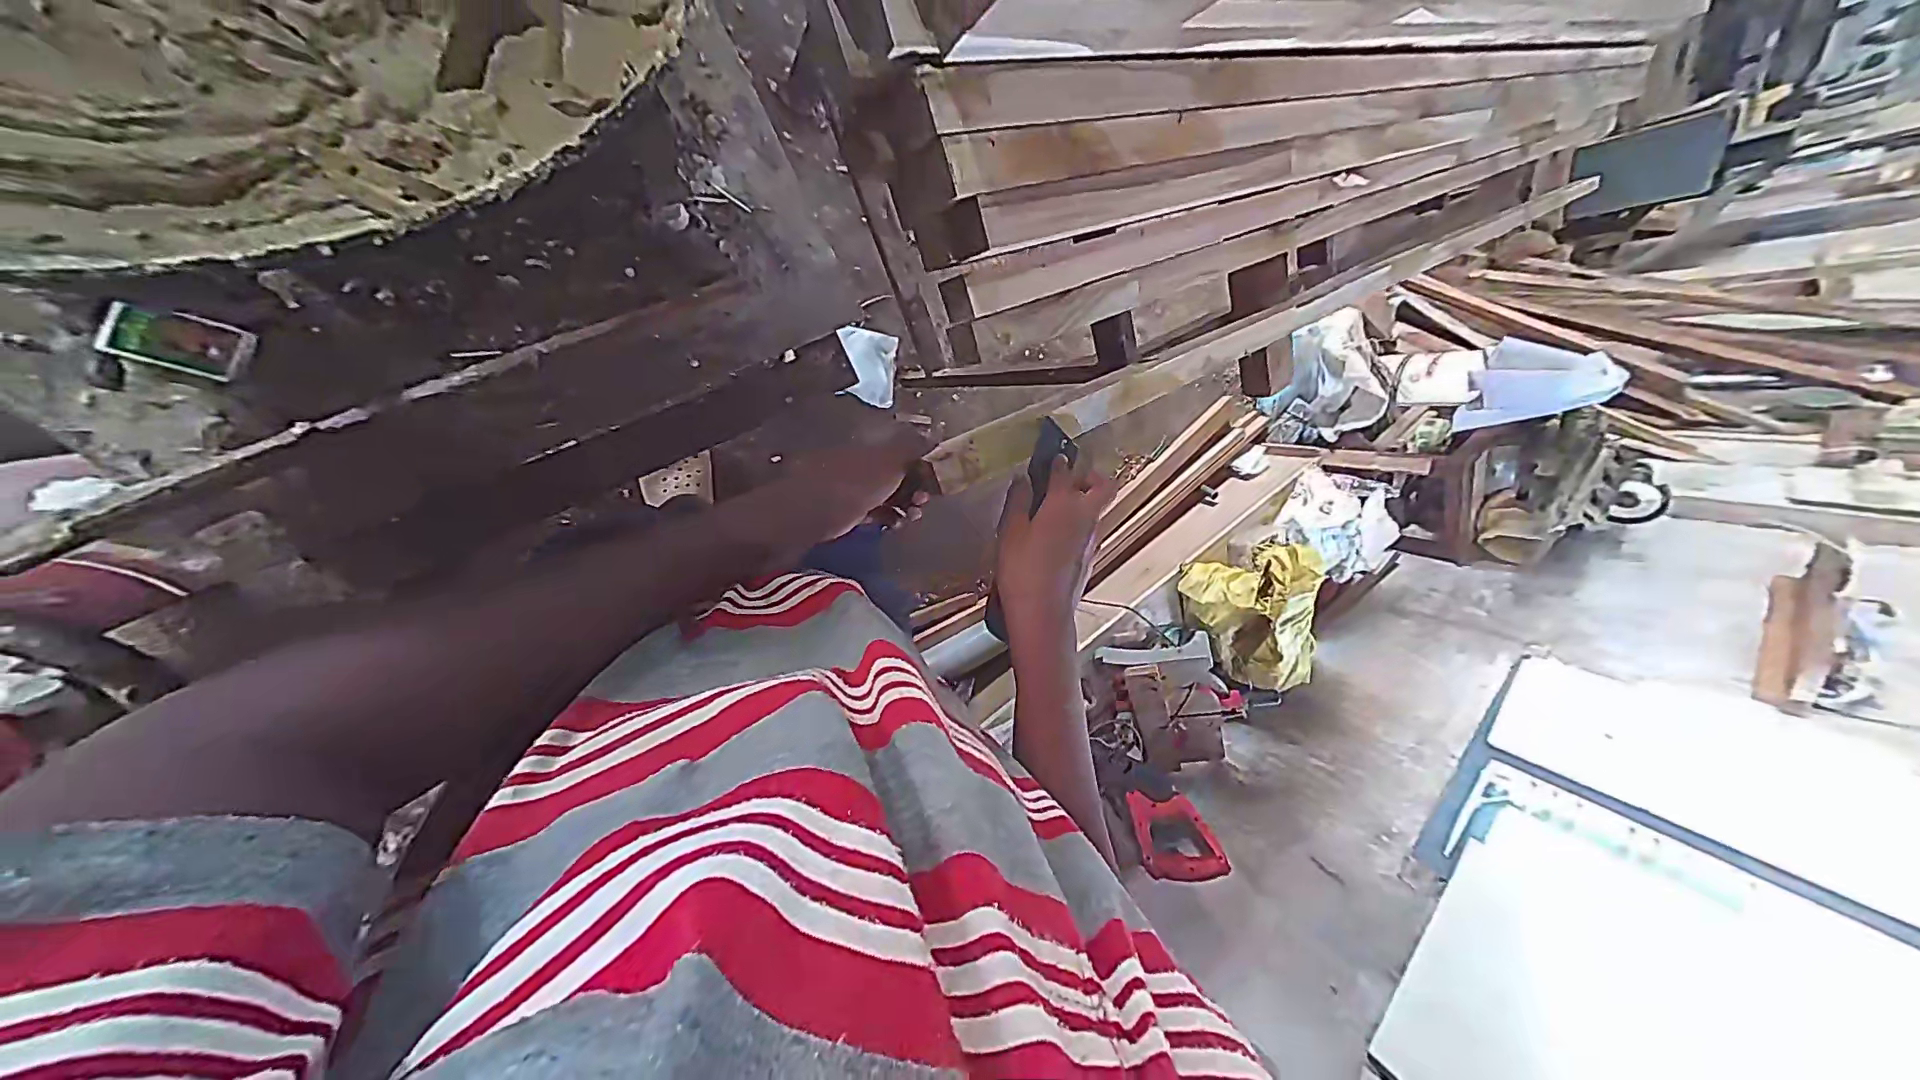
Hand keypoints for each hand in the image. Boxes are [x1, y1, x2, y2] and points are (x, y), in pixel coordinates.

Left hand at [727, 421, 932, 557]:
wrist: (794, 523)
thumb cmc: (843, 491)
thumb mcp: (883, 466)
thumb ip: (909, 448)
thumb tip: (933, 431)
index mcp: (863, 446)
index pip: (900, 447)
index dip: (921, 462)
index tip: (937, 481)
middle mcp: (851, 462)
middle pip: (891, 470)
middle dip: (913, 485)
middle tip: (925, 503)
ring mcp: (840, 487)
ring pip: (879, 492)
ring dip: (900, 503)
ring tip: (911, 518)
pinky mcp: (832, 512)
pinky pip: (866, 510)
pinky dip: (882, 516)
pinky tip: (890, 526)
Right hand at [994, 454, 1114, 636]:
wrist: (1044, 613)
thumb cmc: (1022, 569)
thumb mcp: (1010, 531)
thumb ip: (1017, 501)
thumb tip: (1022, 480)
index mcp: (1064, 503)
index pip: (1065, 471)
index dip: (1058, 462)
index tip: (1051, 458)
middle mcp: (1086, 516)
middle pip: (1104, 486)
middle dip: (1090, 476)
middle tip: (1069, 479)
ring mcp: (1092, 538)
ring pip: (1098, 509)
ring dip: (1084, 500)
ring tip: (1056, 507)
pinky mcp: (1091, 556)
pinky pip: (1089, 529)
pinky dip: (1078, 523)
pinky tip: (1055, 534)